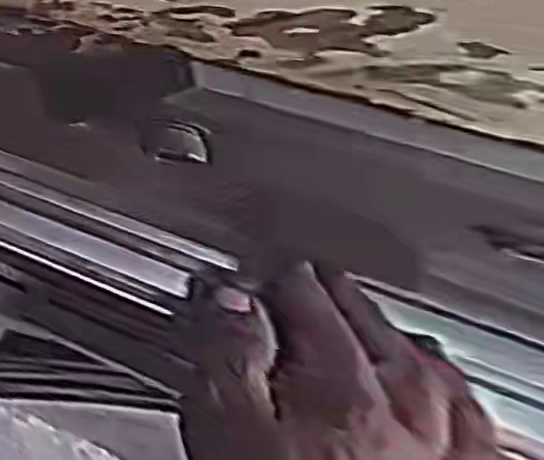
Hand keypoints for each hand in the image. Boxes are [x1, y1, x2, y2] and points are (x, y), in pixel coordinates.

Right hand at [182, 263, 497, 459]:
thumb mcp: (223, 413)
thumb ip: (227, 349)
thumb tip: (232, 299)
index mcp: (342, 395)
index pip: (316, 314)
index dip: (290, 283)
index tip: (276, 268)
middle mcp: (409, 426)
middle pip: (387, 346)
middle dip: (354, 306)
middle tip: (328, 282)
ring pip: (449, 393)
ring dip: (417, 353)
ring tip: (397, 334)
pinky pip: (488, 447)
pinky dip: (471, 417)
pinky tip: (461, 415)